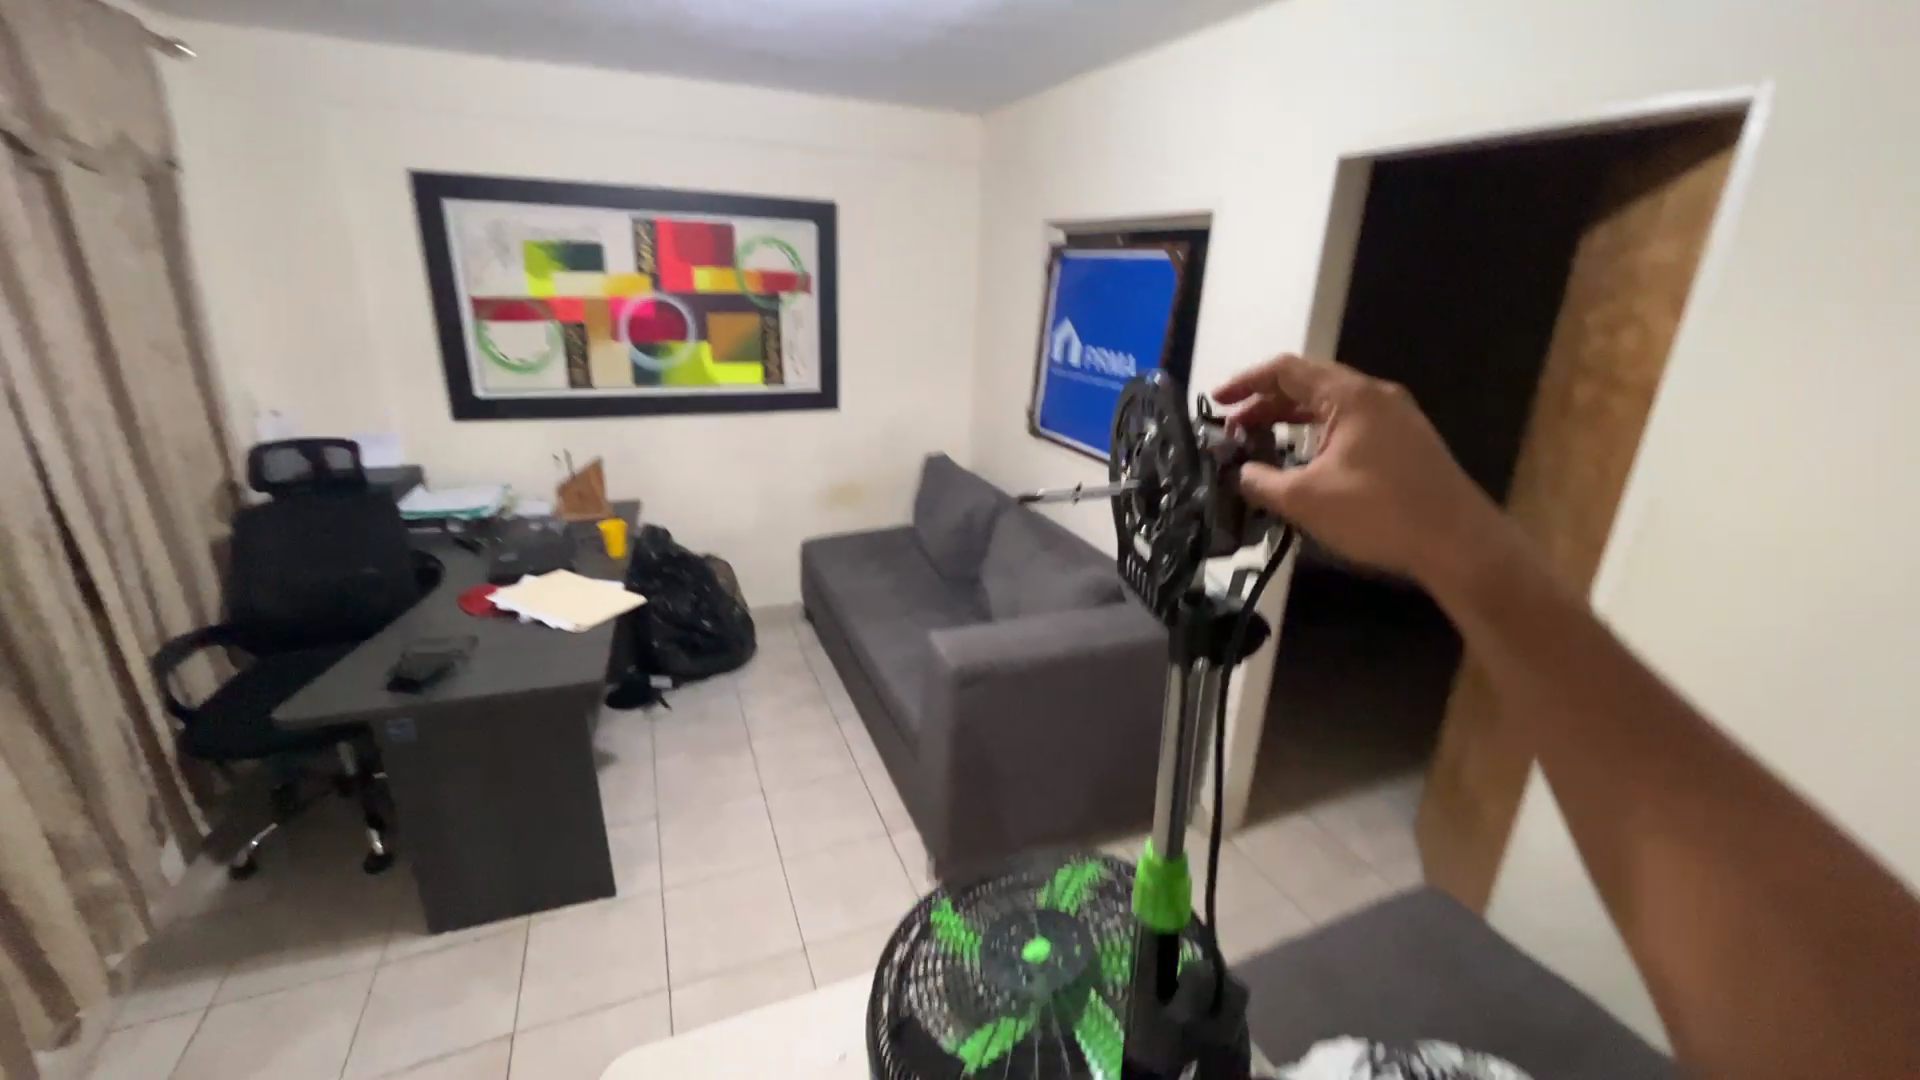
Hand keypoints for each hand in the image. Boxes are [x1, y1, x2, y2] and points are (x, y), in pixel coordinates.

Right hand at [1214, 354, 1516, 588]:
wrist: (1460, 544)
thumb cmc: (1378, 513)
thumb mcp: (1305, 499)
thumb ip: (1261, 481)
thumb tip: (1240, 473)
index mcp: (1350, 396)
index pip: (1286, 369)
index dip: (1245, 382)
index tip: (1215, 403)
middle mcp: (1374, 397)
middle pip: (1307, 385)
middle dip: (1263, 405)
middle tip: (1231, 431)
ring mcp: (1394, 419)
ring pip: (1327, 408)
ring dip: (1287, 421)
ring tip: (1257, 446)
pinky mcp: (1403, 443)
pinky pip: (1346, 426)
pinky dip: (1312, 436)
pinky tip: (1299, 463)